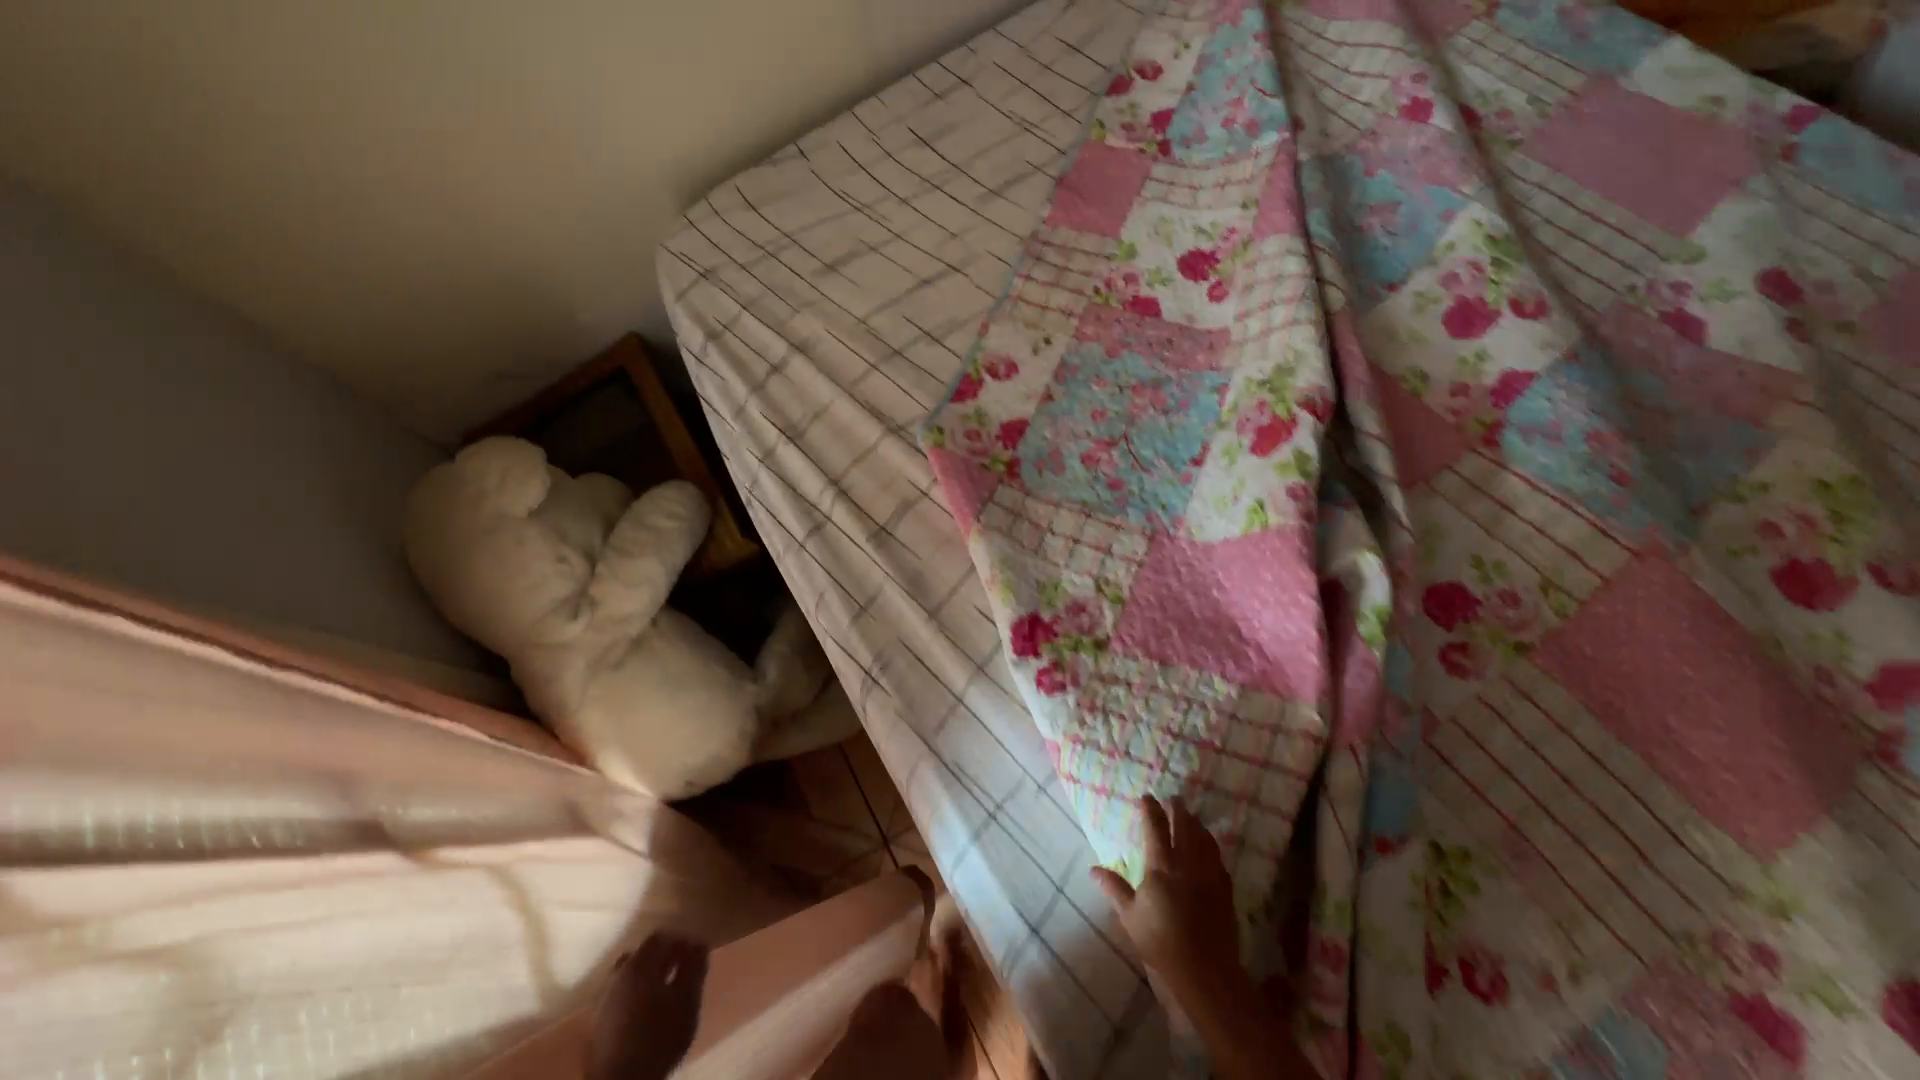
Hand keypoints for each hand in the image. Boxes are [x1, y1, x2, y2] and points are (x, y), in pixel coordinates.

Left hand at [587, 932, 708, 1079]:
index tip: (695, 950)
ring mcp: (602, 999)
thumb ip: (694, 969)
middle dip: (663, 957)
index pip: (658, 937)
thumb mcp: (687, 1001)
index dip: (679, 939)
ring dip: (647, 976)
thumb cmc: (659, 1036)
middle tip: (683, 969)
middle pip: (640, 955)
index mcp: (637, 965)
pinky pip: (619, 995)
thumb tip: (700, 942)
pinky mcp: (597, 1022)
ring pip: (627, 976)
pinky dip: (635, 994)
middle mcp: (615, 976)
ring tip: (666, 991)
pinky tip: (647, 1011)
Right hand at [1089, 795, 1240, 1005]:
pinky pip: (1218, 859)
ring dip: (1197, 825)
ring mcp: (1209, 876)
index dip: (1151, 810)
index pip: (1155, 829)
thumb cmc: (1160, 943)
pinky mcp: (1224, 890)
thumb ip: (1114, 889)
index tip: (1147, 797)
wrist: (1203, 970)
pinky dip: (1212, 846)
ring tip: (1192, 817)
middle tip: (1174, 798)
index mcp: (1161, 868)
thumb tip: (1093, 869)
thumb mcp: (1130, 916)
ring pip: (1205, 840)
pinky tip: (1210, 848)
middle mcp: (1187, 865)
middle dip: (1179, 810)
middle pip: (1185, 828)